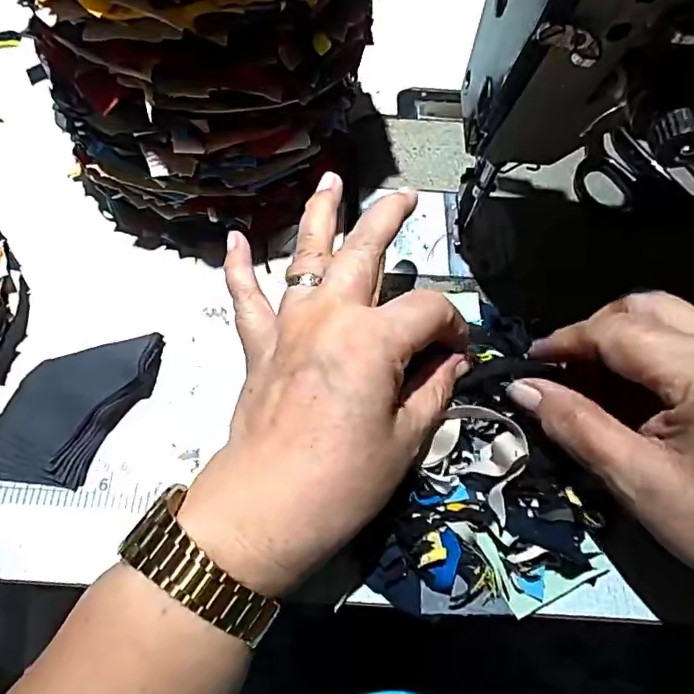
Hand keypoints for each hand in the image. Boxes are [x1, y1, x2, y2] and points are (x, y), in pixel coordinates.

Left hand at [175, 173, 469, 597]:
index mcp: (373, 339)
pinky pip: (246, 298)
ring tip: (330, 182)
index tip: (459, 353)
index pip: (429, 310)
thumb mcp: (407, 439)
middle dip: (389, 218)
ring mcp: (290, 326)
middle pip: (365, 251)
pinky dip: (239, 268)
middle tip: (406, 198)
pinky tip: (234, 240)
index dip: (454, 327)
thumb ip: (433, 389)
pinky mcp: (260, 347)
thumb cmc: (342, 481)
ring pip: (304, 256)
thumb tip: (453, 361)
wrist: (262, 511)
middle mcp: (330, 316)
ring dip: (320, 216)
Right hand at [509, 292, 693, 667]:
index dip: (566, 341)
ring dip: (625, 337)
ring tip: (590, 379)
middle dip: (595, 330)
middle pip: (647, 306)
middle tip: (560, 370)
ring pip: (673, 318)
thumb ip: (577, 426)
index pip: (619, 330)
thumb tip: (522, 388)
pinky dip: (655, 351)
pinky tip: (636, 389)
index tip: (528, 365)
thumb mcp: (641, 483)